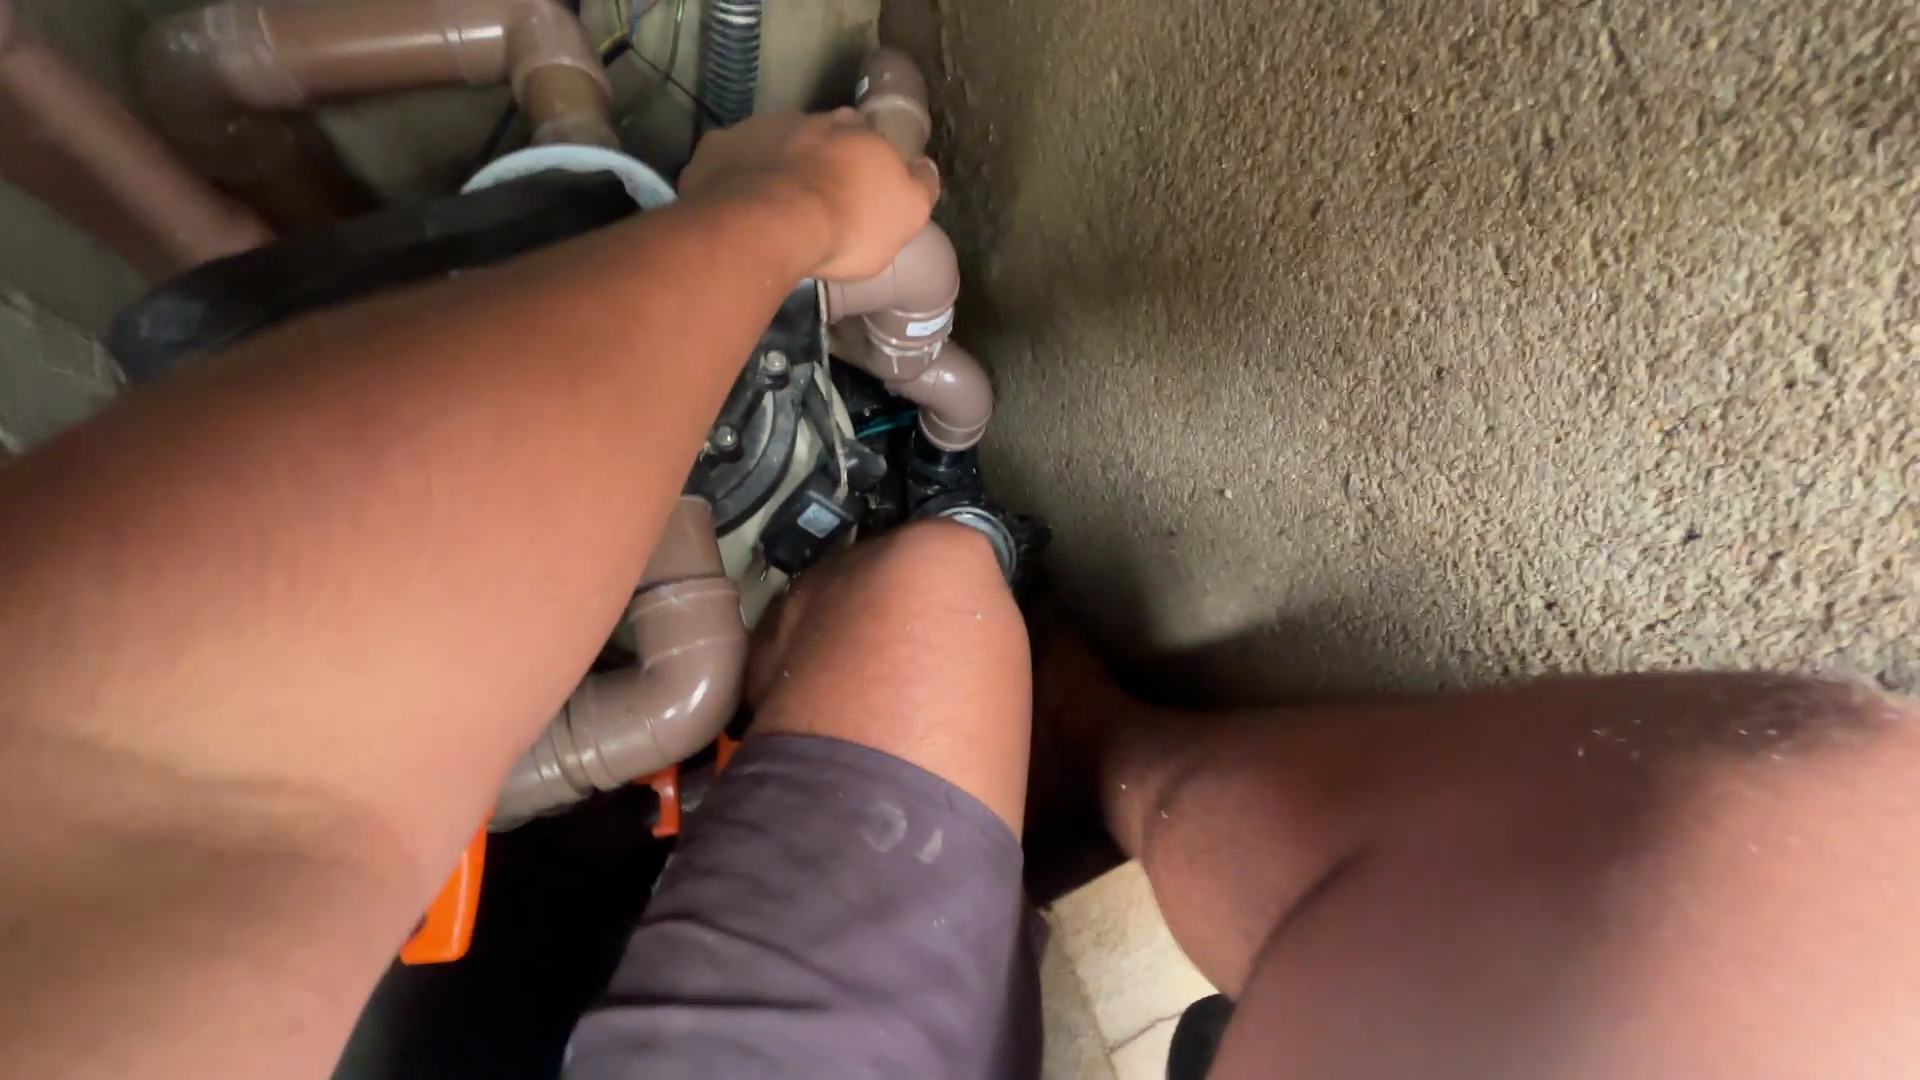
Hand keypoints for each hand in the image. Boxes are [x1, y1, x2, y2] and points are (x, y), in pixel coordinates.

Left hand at [679, 109, 939, 281]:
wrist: (771, 225)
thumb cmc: (849, 225)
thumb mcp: (907, 215)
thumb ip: (921, 188)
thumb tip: (926, 166)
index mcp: (859, 134)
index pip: (870, 139)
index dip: (867, 163)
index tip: (862, 189)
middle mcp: (811, 120)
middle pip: (822, 136)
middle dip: (824, 158)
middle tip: (820, 197)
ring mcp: (762, 130)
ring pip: (777, 144)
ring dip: (780, 166)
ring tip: (778, 206)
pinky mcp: (719, 149)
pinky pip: (733, 160)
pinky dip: (738, 176)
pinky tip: (740, 204)